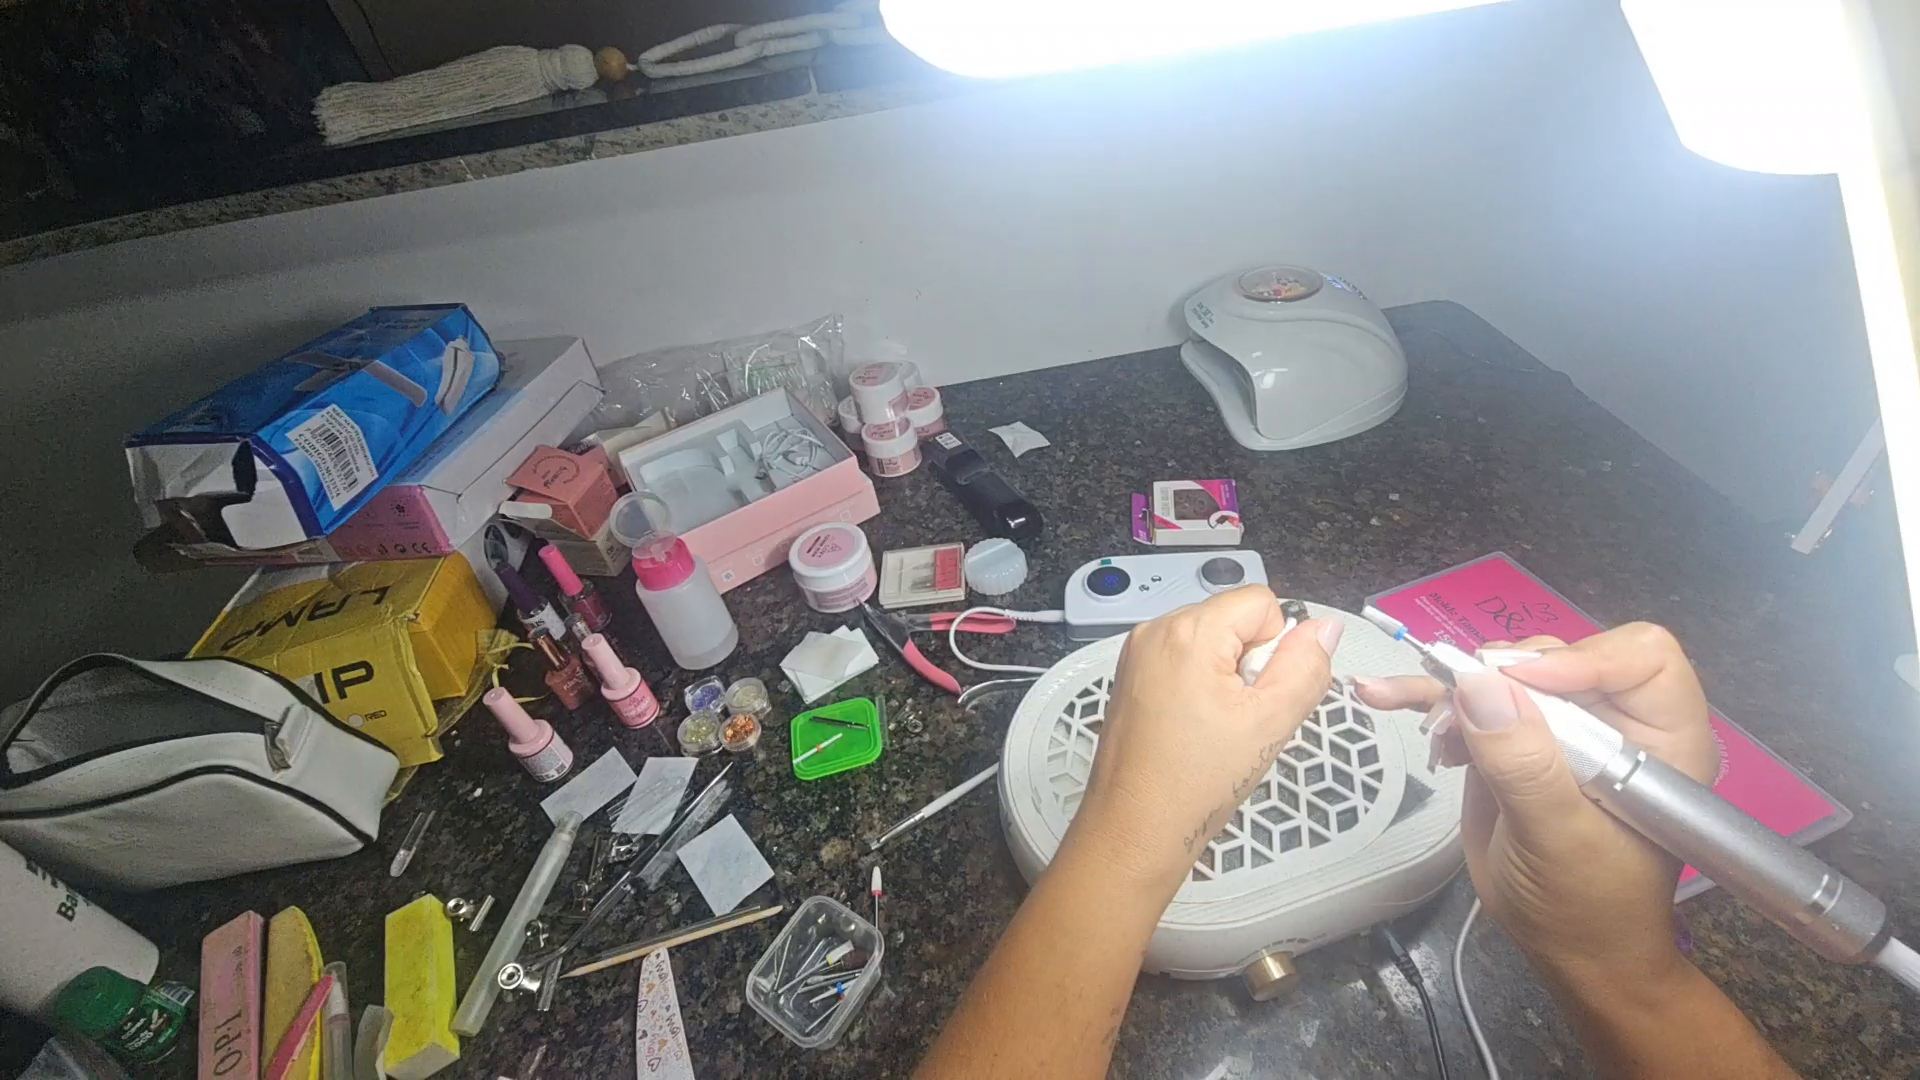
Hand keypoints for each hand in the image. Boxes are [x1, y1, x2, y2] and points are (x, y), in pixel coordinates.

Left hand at [1066, 585, 1343, 898]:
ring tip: (1214, 723)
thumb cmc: (1199, 779)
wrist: (1134, 824)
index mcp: (1188, 630)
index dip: (1275, 646)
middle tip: (1238, 714)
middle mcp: (1155, 628)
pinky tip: (1194, 723)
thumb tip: (1325, 626)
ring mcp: (1137, 649)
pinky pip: (1182, 656)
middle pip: (1231, 617)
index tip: (1258, 693)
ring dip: (1225, 672)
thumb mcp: (1270, 723)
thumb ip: (1306, 667)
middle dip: (1249, 659)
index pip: (1260, 601)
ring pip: (1209, 638)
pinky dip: (1198, 680)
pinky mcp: (1129, 672)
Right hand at [1352, 624, 1719, 992]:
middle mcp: (1607, 720)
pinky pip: (1458, 698)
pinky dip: (1419, 696)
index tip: (1519, 685)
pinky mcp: (1504, 736)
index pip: (1638, 659)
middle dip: (1494, 677)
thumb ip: (1526, 765)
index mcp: (1655, 739)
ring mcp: (1551, 726)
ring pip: (1494, 672)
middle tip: (1456, 713)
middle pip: (1550, 656)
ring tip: (1410, 711)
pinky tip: (1382, 696)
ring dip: (1444, 686)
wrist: (1559, 940)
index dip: (1580, 660)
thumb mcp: (1558, 838)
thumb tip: (1478, 683)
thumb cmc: (1585, 903)